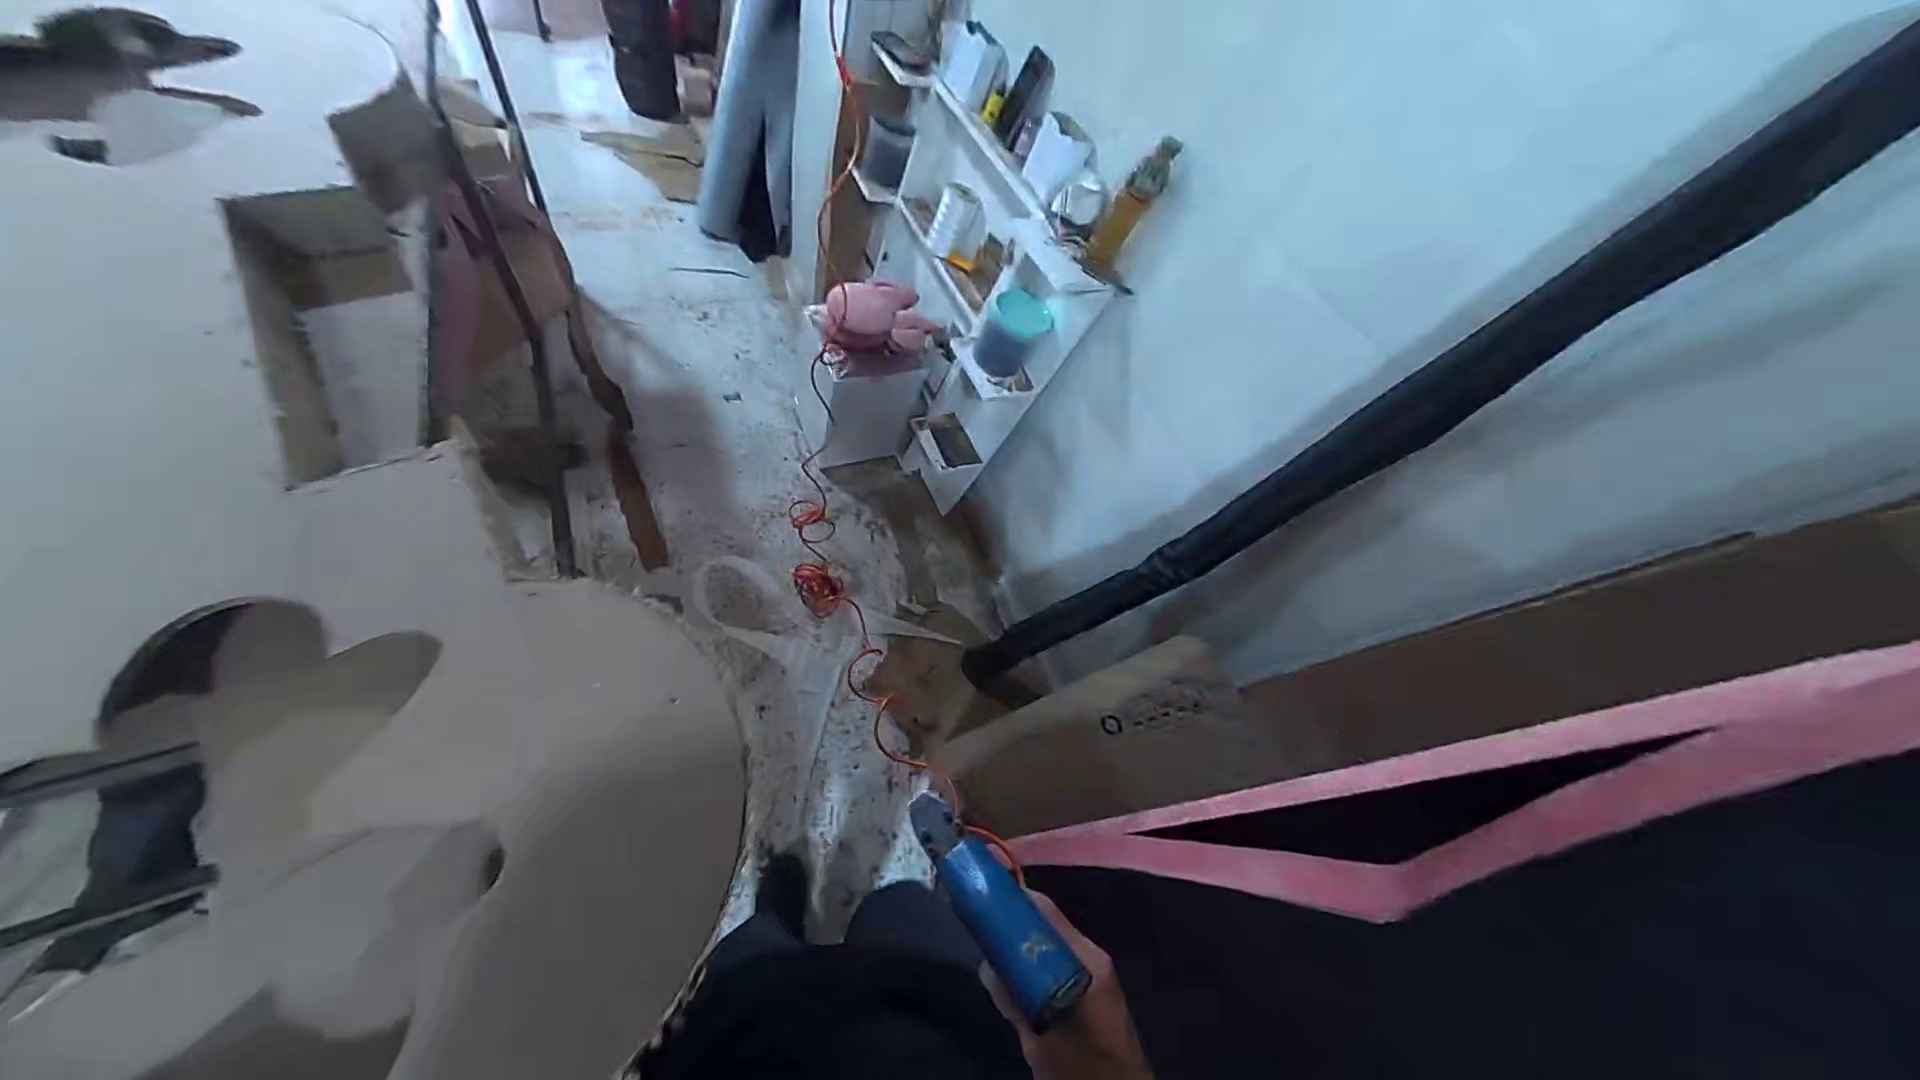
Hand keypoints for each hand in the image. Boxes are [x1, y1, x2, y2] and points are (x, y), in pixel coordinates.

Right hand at [981, 889, 1153, 1079]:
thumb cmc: (1085, 1070)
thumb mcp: (1042, 1043)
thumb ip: (1014, 1004)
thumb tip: (987, 966)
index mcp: (1086, 960)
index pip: (1047, 912)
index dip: (1015, 902)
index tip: (986, 900)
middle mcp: (1092, 957)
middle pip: (1048, 926)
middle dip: (1016, 925)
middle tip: (984, 928)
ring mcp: (1095, 974)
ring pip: (1052, 946)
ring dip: (1025, 946)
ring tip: (994, 951)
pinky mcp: (1093, 991)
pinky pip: (1059, 964)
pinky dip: (1037, 965)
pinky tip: (1017, 980)